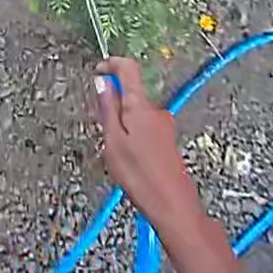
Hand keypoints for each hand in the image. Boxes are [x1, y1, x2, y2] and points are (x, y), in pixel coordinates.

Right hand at [93, 57, 203, 232]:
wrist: (174, 208)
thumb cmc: (142, 177)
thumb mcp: (113, 142)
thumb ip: (108, 108)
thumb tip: (102, 81)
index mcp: (140, 106)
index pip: (128, 67)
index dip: (111, 64)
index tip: (98, 70)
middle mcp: (155, 111)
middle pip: (131, 92)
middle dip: (114, 104)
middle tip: (105, 131)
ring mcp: (163, 125)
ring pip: (137, 112)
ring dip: (124, 124)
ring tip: (119, 153)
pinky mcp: (167, 140)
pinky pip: (145, 126)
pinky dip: (134, 135)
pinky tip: (132, 161)